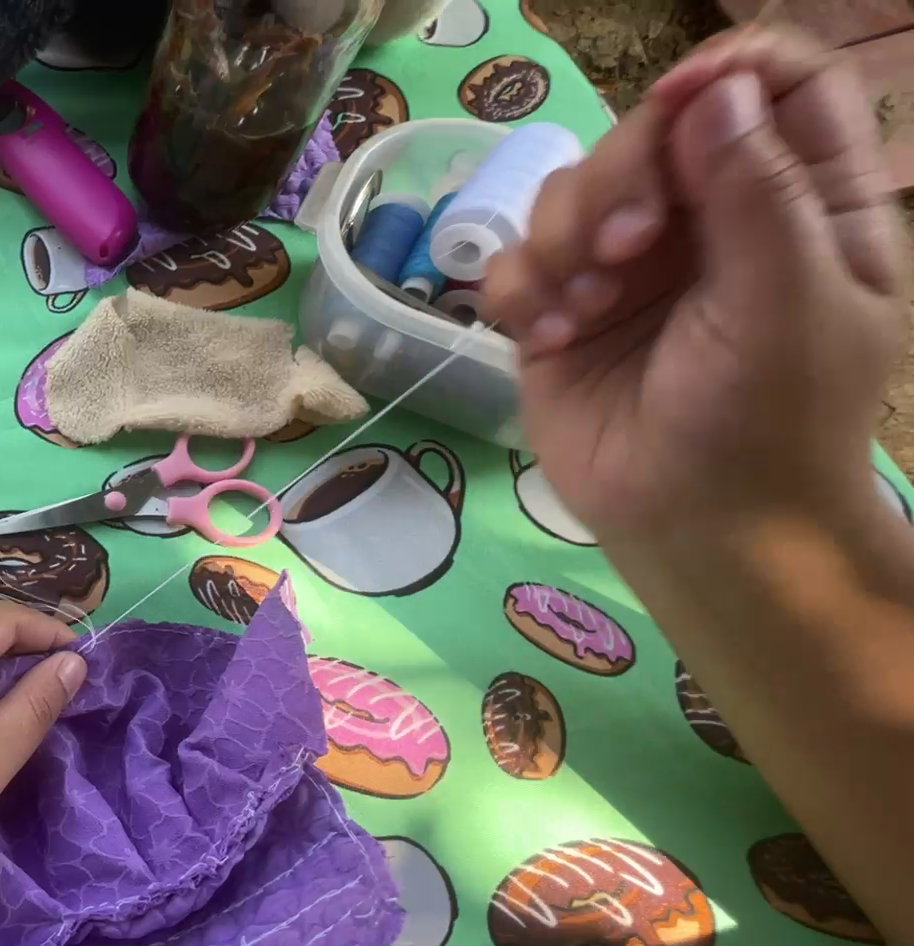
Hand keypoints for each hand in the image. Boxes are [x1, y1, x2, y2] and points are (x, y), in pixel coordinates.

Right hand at [483, 27, 908, 542]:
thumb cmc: (764, 414)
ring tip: (585, 311)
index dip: (721, 74)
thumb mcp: (787, 298)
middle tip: (625, 250)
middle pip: (639, 137)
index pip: (769, 89)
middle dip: (617, 185)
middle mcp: (697, 224)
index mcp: (791, 201)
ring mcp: (615, 271)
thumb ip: (755, 192)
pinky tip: (547, 337)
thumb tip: (711, 90)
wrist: (686, 515)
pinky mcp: (549, 317)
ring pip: (559, 200)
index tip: (676, 102)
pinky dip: (519, 295)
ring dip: (561, 247)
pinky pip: (509, 269)